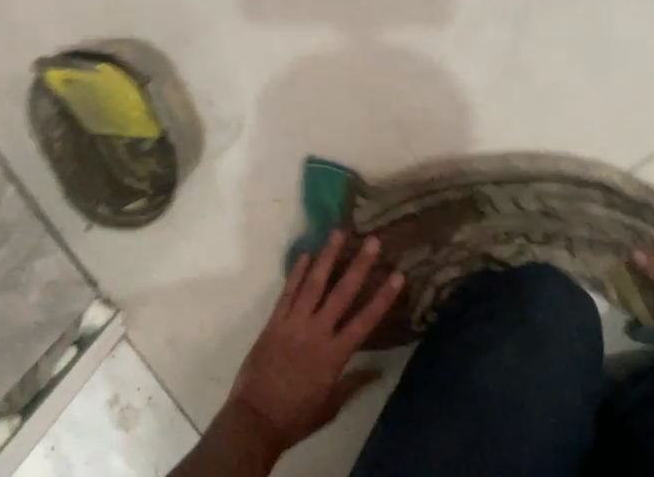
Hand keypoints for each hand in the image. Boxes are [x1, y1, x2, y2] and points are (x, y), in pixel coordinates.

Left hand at [226, 231, 406, 456]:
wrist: (255, 420)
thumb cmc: (296, 417)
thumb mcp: (331, 405)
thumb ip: (354, 383)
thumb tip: (379, 371)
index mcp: (335, 355)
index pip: (365, 321)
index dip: (383, 298)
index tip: (398, 275)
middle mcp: (317, 333)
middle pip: (342, 293)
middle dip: (359, 266)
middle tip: (373, 241)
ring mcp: (293, 324)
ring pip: (314, 284)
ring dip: (327, 258)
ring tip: (338, 233)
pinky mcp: (273, 323)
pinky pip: (287, 293)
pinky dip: (297, 273)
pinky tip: (305, 255)